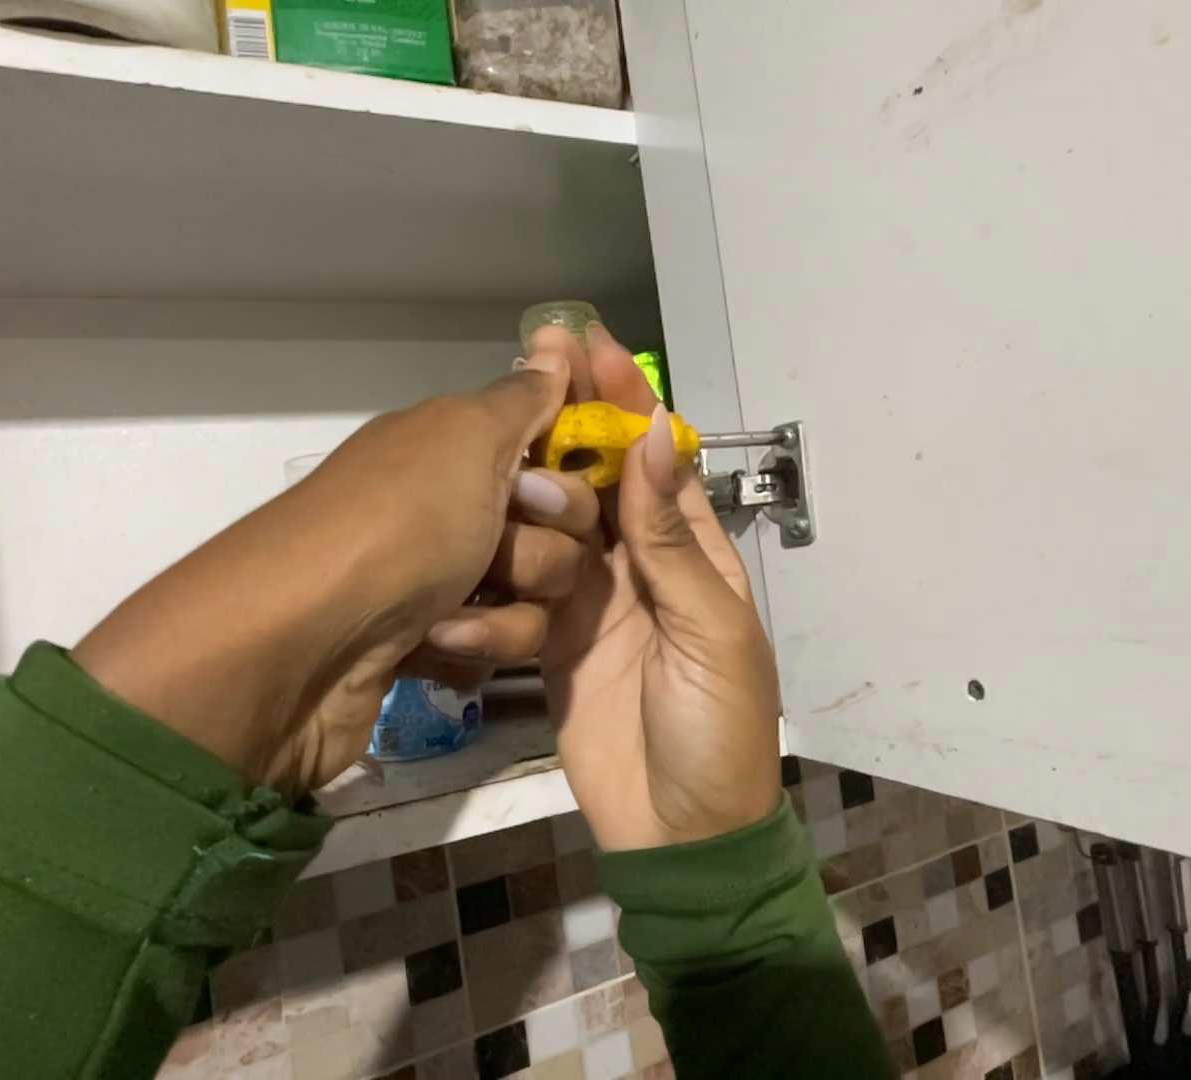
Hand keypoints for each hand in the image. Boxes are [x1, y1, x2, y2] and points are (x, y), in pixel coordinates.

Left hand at [73, 348, 597, 794]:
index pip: (554, 455)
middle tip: (496, 549)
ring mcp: (451, 578)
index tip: (547, 491)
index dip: (568, 477)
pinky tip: (433, 646)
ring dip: (508, 608)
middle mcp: (461, 509)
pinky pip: (505, 644)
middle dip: (542, 550)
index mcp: (464, 451)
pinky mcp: (442, 641)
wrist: (303, 642)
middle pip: (562, 533)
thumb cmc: (400, 525)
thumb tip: (555, 340)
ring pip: (542, 596)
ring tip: (449, 613)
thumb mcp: (465, 438)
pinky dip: (475, 646)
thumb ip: (523, 398)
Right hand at [541, 324, 783, 850]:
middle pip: (600, 478)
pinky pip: (522, 584)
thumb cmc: (716, 727)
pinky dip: (501, 556)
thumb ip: (673, 541)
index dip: (627, 404)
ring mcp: (591, 598)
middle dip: (571, 420)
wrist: (677, 829)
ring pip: (555, 521)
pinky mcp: (550, 636)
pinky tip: (473, 515)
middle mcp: (640, 564)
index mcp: (693, 552)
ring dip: (530, 478)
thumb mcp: (711, 630)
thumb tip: (654, 439)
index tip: (590, 349)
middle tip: (531, 361)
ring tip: (493, 429)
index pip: (656, 461)